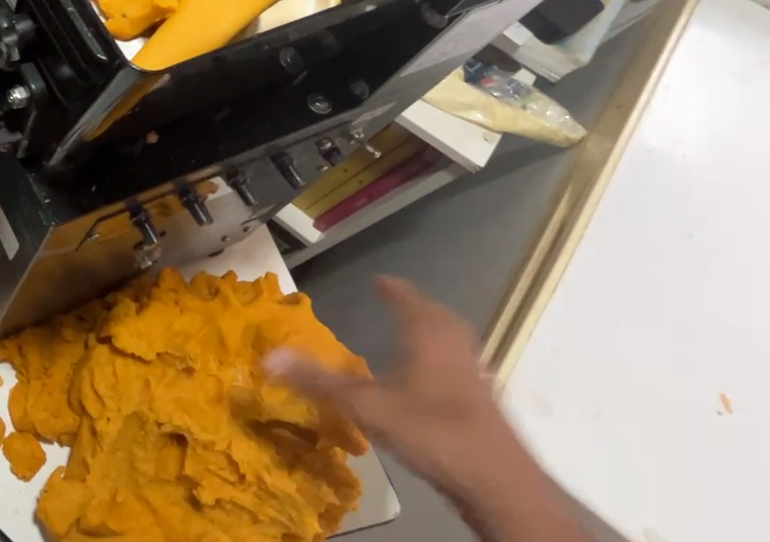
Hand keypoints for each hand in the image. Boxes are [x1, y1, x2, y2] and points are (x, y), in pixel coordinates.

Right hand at [265, 276, 537, 501]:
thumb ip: (317, 381)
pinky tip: (434, 389)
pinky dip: (448, 369)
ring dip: (438, 337)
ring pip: (459, 348)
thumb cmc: (433, 433)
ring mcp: (478, 384)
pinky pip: (465, 374)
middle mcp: (457, 354)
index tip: (381, 280)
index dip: (395, 290)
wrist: (502, 489)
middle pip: (443, 321)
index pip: (411, 302)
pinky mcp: (489, 413)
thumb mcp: (366, 406)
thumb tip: (267, 356)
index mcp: (429, 341)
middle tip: (402, 304)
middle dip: (421, 309)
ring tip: (417, 340)